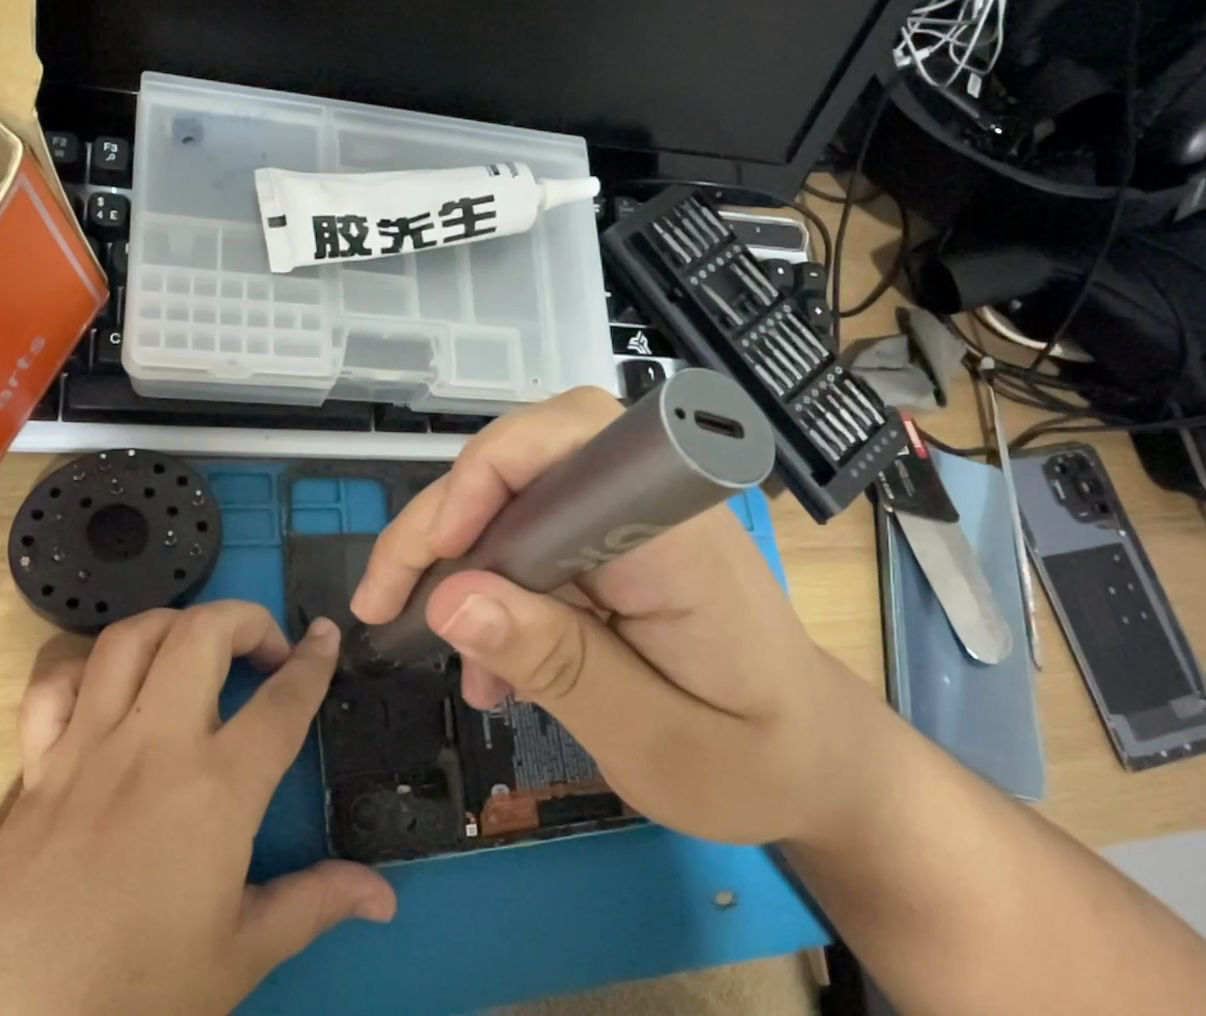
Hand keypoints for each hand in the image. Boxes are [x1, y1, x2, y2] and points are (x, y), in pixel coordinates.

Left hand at [0, 603, 395, 1015]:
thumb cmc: (139, 989)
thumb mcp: (241, 954)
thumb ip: (314, 904)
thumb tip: (383, 895)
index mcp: (216, 790)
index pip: (280, 703)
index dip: (313, 662)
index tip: (326, 635)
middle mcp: (152, 746)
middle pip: (200, 635)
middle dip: (245, 620)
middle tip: (266, 650)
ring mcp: (87, 746)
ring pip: (128, 639)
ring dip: (173, 625)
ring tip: (197, 650)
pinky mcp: (36, 765)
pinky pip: (54, 686)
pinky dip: (86, 669)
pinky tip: (109, 689)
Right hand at [350, 387, 894, 846]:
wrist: (819, 767)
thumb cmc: (757, 762)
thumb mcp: (655, 740)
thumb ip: (560, 666)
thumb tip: (451, 600)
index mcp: (676, 538)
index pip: (574, 438)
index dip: (490, 471)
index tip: (440, 556)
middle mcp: (648, 512)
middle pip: (524, 463)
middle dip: (442, 523)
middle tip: (386, 602)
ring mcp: (628, 530)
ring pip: (514, 505)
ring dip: (456, 565)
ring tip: (424, 643)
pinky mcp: (612, 556)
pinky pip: (530, 549)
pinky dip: (489, 596)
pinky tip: (485, 666)